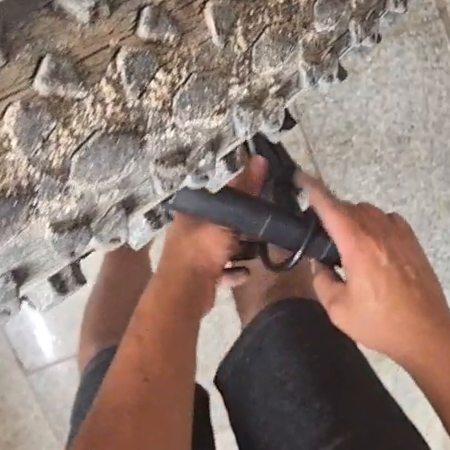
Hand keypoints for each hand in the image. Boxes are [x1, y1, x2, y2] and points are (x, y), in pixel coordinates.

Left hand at [155, 155, 266, 311]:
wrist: (186, 291)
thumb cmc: (202, 246)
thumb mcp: (227, 215)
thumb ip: (244, 189)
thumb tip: (260, 158)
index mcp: (191, 208)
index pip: (214, 191)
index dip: (234, 188)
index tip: (255, 186)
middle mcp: (191, 227)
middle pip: (221, 219)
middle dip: (241, 222)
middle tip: (264, 217)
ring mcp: (196, 252)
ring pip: (223, 244)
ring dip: (240, 247)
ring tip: (261, 245)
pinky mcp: (203, 274)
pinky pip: (224, 269)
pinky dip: (235, 270)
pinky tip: (246, 271)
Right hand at [303, 173, 449, 367]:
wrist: (427, 333)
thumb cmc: (381, 323)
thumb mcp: (339, 310)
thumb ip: (322, 282)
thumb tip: (319, 266)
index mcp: (357, 245)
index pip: (330, 206)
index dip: (312, 189)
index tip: (300, 176)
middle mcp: (378, 231)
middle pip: (347, 207)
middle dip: (331, 213)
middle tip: (321, 234)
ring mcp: (399, 234)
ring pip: (368, 211)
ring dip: (353, 218)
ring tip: (347, 242)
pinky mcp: (413, 241)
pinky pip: (388, 219)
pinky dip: (375, 223)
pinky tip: (374, 243)